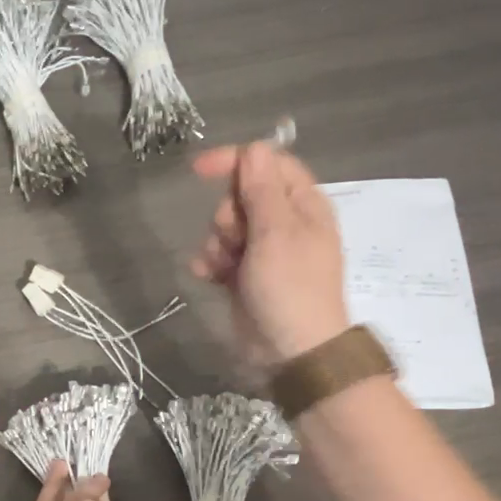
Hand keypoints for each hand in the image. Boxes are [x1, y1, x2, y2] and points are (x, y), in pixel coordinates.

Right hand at [190, 142, 349, 371]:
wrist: (290, 351)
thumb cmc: (290, 288)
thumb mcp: (276, 233)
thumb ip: (262, 190)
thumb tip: (254, 149)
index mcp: (302, 205)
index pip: (268, 165)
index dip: (235, 162)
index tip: (197, 170)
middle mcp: (284, 224)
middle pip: (240, 197)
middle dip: (227, 215)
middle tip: (236, 239)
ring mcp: (262, 253)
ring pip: (224, 229)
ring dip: (216, 244)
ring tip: (225, 266)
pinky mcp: (243, 278)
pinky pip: (217, 258)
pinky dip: (209, 264)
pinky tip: (208, 278)